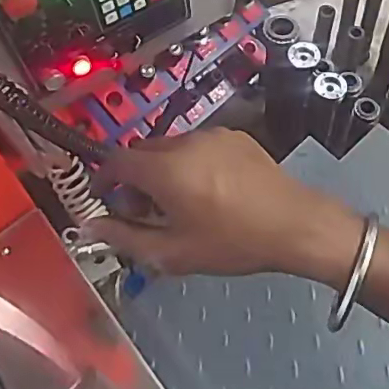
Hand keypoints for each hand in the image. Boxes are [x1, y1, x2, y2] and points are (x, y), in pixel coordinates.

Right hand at [91, 128, 363, 286]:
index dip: (104, 180)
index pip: (116, 161)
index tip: (104, 199)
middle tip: (146, 212)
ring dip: (164, 169)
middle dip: (135, 178)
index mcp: (167, 168)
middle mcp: (188, 142)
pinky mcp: (238, 137)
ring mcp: (216, 136)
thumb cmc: (234, 241)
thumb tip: (93, 226)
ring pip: (172, 147)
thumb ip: (126, 237)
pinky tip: (209, 190)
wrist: (294, 224)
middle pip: (143, 151)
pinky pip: (201, 145)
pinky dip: (192, 162)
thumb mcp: (174, 252)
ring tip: (181, 204)